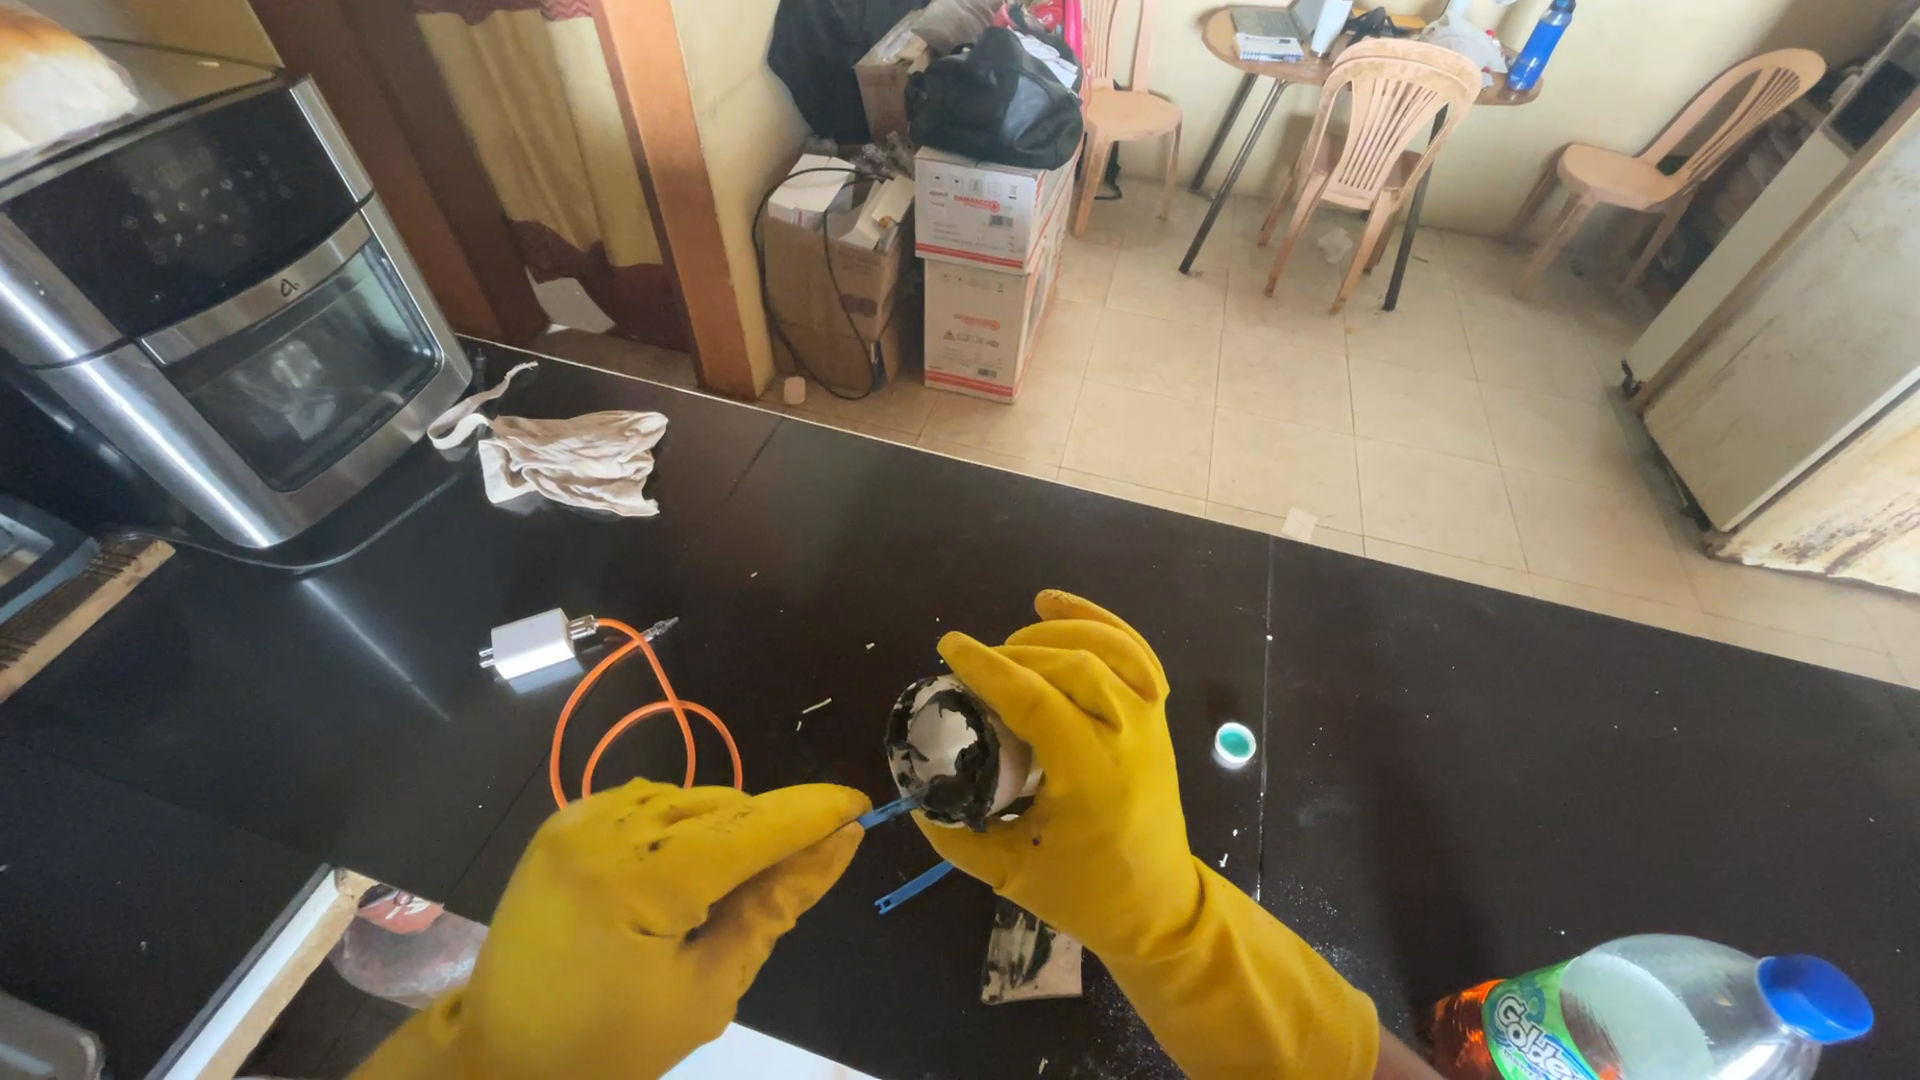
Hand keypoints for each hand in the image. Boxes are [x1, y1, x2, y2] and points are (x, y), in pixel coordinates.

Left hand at [355, 780, 869, 1079]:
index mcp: (641, 880)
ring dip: (729, 828)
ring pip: (695, 798)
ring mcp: (582, 815)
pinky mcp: (568, 816)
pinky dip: (685, 824)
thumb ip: (779, 904)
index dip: (813, 812)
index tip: (861, 804)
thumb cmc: (607, 1049)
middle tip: (795, 871)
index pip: (753, 827)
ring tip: (724, 887)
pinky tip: (681, 867)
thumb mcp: (711, 989)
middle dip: (773, 830)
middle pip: (728, 808)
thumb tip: (843, 841)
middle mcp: (608, 828)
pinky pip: (655, 800)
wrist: (493, 1060)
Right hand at [914, 590, 1201, 963]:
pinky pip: (1135, 650)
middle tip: (978, 665)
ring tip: (1012, 638)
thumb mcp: (1008, 872)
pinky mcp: (1157, 713)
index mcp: (1092, 776)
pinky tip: (1054, 604)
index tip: (950, 649)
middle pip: (1072, 665)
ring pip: (1107, 647)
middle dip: (1015, 653)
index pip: (1037, 700)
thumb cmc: (1085, 892)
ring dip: (1054, 631)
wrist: (1159, 906)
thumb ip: (953, 832)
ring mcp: (1150, 720)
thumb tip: (911, 789)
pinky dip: (1098, 619)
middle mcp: (1128, 737)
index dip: (988, 668)